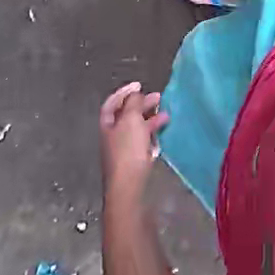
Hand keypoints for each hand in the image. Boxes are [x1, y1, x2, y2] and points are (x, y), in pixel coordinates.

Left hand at [99, 81, 169, 198]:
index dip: (125, 91)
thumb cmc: (128, 151)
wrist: (128, 190)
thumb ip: (133, 103)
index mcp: (108, 124)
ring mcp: (123, 151)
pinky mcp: (134, 164)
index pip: (113, 102)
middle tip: (158, 97)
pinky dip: (152, 136)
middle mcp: (113, 136)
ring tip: (166, 115)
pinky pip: (143, 144)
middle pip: (126, 115)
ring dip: (150, 119)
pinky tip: (162, 135)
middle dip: (142, 104)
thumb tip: (135, 94)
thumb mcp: (131, 120)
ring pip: (137, 129)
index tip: (140, 84)